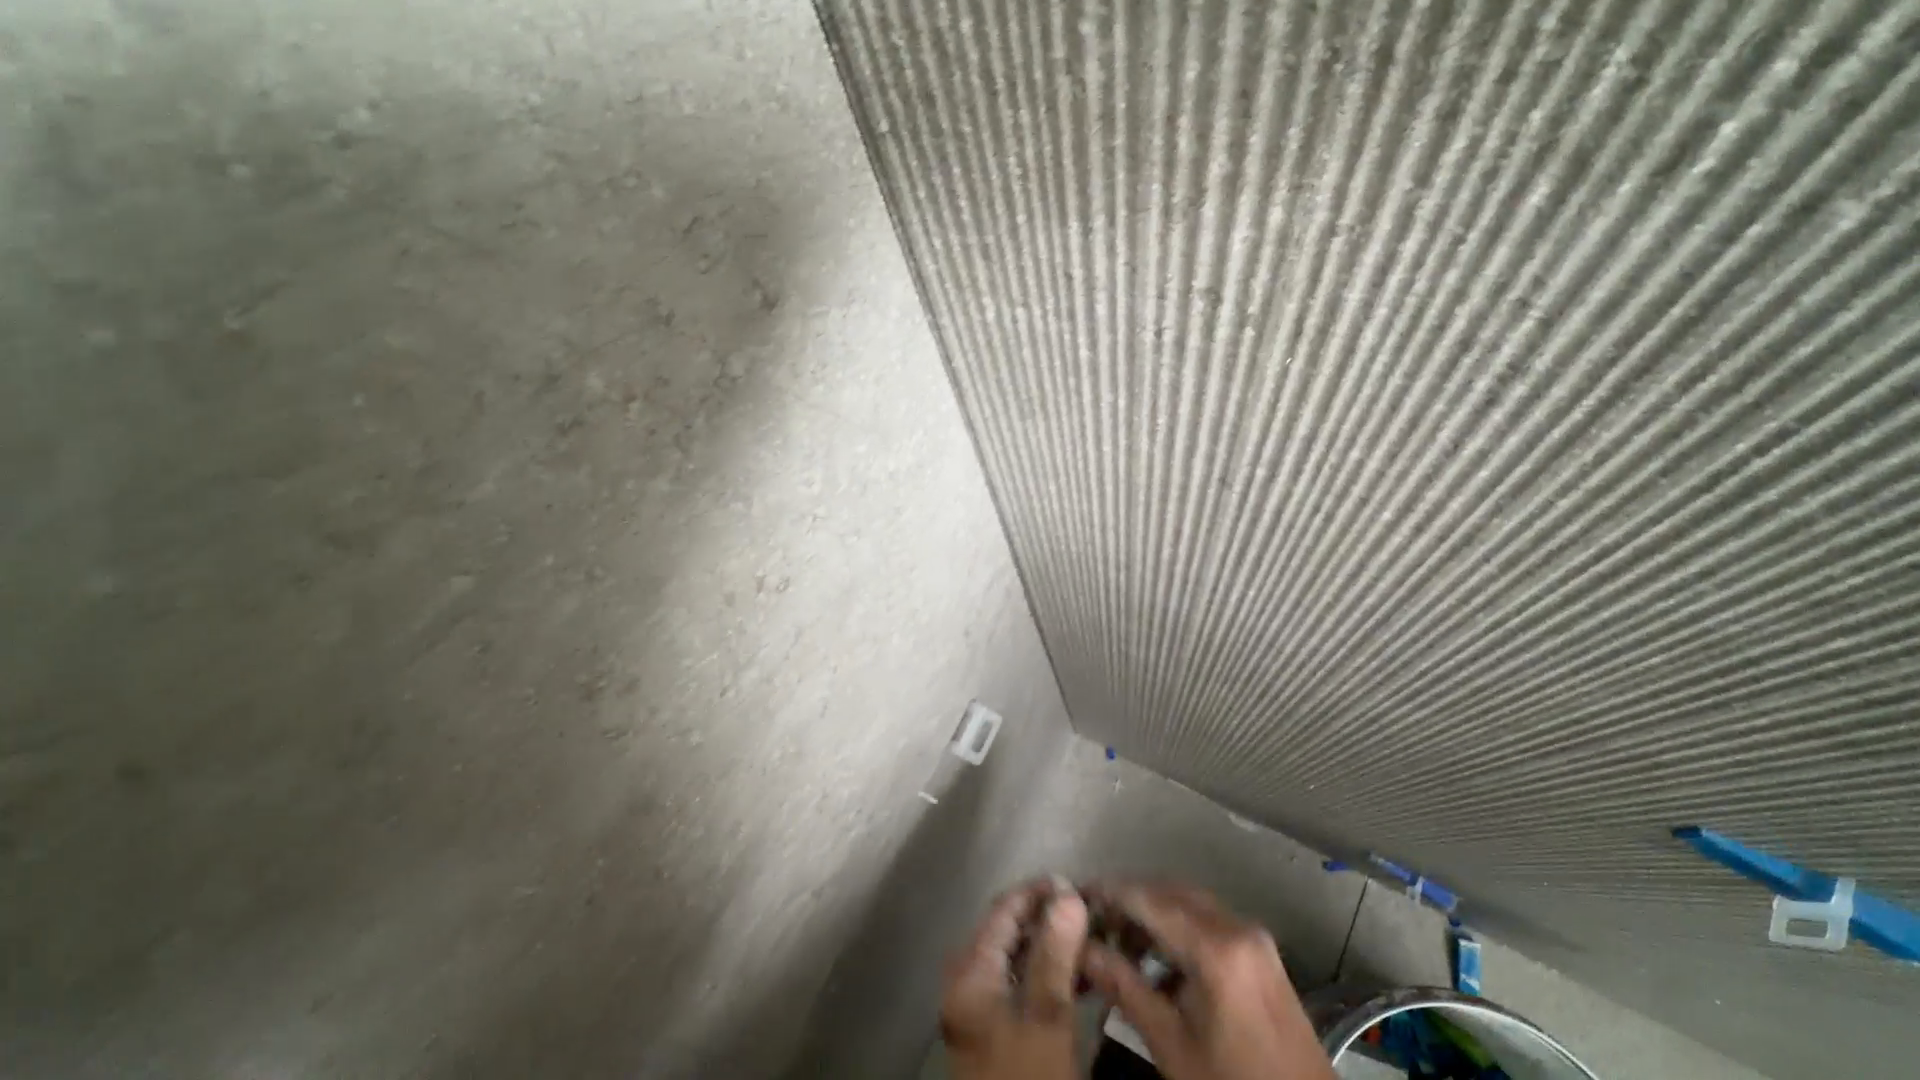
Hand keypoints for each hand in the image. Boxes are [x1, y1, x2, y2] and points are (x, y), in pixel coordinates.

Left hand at [940, 879, 1088, 1079]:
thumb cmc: (1026, 1075)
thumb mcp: (1045, 1016)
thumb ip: (1053, 952)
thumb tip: (1067, 893)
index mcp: (969, 971)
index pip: (1003, 910)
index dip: (1039, 892)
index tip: (1078, 884)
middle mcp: (967, 980)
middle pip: (1008, 931)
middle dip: (1048, 917)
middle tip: (1091, 911)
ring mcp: (979, 1005)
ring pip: (1017, 956)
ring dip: (1051, 945)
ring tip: (1093, 939)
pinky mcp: (995, 1027)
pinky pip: (1020, 983)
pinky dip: (1047, 973)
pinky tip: (1080, 976)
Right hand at [1083, 882, 1335, 1079]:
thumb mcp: (1170, 1041)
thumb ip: (1123, 986)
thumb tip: (1079, 948)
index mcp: (1216, 947)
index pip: (1147, 898)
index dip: (1106, 893)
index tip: (1070, 896)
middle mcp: (1238, 927)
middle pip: (1169, 892)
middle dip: (1127, 901)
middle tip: (1090, 923)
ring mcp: (1255, 939)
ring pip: (1190, 905)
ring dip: (1152, 915)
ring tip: (1116, 946)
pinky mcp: (1262, 955)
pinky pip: (1210, 924)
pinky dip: (1178, 931)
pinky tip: (1155, 964)